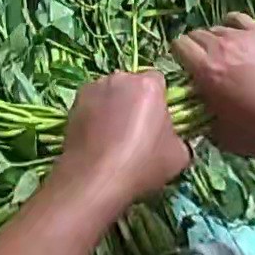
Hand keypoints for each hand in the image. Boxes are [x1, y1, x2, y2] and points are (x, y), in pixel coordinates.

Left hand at [54, 72, 188, 209]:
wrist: (95, 177)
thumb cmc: (142, 163)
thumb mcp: (179, 156)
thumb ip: (179, 137)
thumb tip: (172, 137)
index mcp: (148, 84)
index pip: (158, 80)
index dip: (159, 99)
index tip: (157, 121)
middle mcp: (120, 77)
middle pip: (132, 84)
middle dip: (135, 101)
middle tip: (136, 130)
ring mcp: (94, 86)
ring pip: (110, 92)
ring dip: (114, 106)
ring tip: (113, 137)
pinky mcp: (75, 101)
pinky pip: (92, 103)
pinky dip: (95, 114)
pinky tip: (97, 139)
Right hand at [172, 13, 254, 158]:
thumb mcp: (230, 140)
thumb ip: (206, 125)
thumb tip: (198, 118)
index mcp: (206, 70)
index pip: (178, 46)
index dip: (180, 58)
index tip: (189, 74)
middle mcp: (220, 46)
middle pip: (195, 35)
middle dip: (195, 50)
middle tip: (207, 70)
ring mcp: (242, 35)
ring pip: (215, 27)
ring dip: (214, 41)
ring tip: (227, 58)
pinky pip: (236, 19)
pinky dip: (232, 27)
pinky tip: (239, 40)